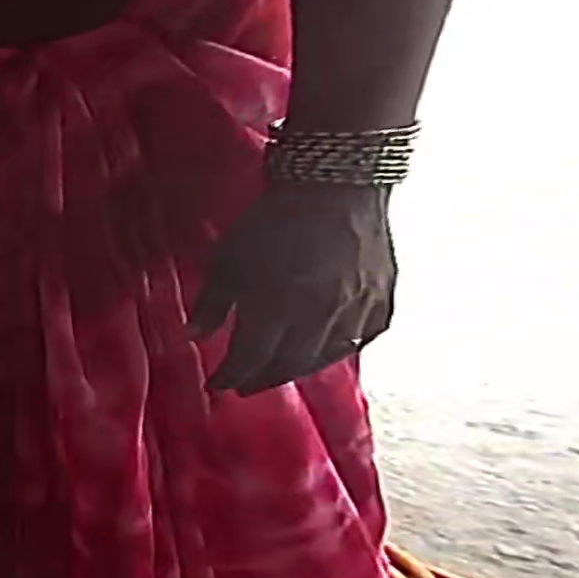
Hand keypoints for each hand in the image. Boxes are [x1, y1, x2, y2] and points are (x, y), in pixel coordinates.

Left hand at [189, 183, 395, 395]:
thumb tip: (192, 338)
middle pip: (289, 363)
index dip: (230, 375)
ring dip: (296, 371)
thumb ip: (210, 305)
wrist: (332, 189)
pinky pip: (362, 338)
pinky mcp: (385, 296)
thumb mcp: (225, 264)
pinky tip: (319, 356)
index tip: (214, 386)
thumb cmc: (266, 226)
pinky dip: (337, 352)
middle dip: (261, 379)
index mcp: (278, 305)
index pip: (251, 356)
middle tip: (240, 388)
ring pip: (326, 355)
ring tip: (272, 376)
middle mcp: (322, 312)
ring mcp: (359, 306)